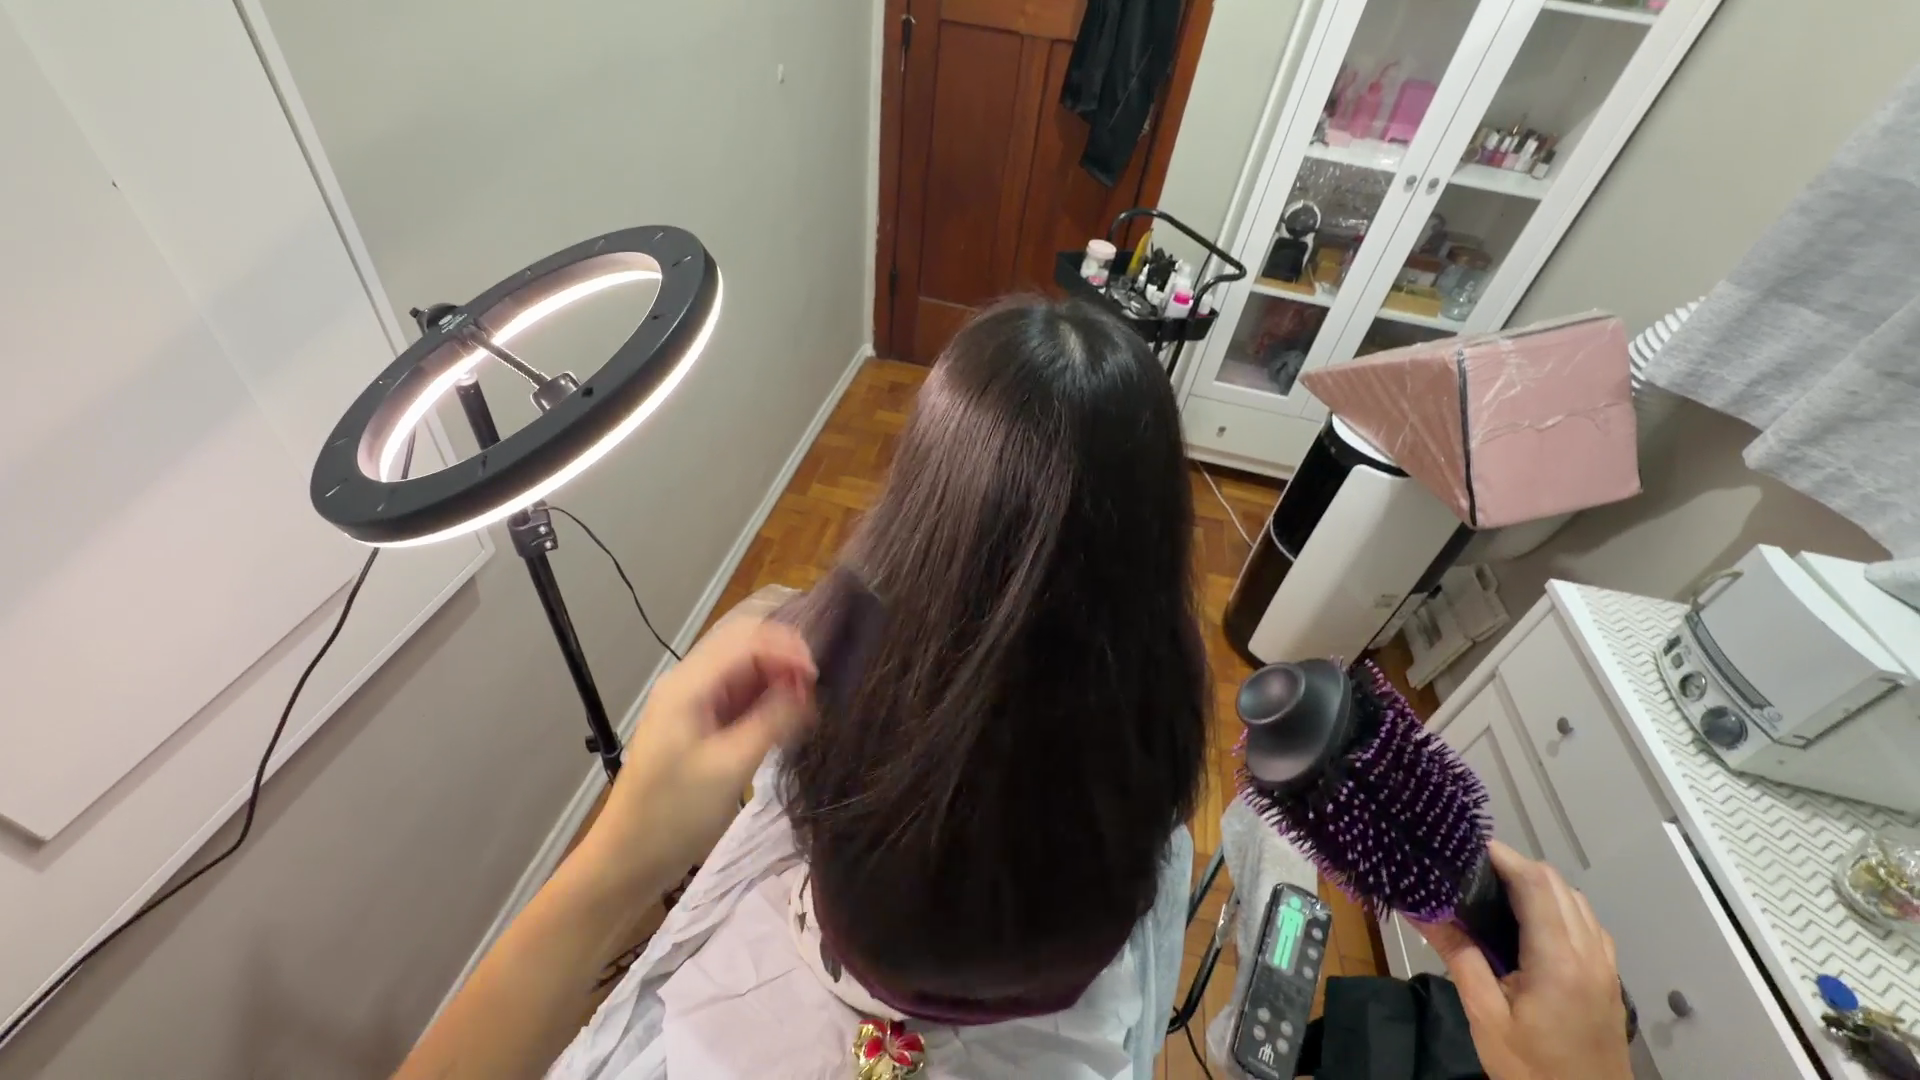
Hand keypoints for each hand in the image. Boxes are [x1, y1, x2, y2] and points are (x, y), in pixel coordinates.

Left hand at [573, 615, 816, 895]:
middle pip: (744, 643)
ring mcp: (694, 701)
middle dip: (784, 654)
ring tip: (808, 700)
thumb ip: (772, 721)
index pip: (745, 640)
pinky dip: (767, 695)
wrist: (628, 860)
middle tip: (815, 684)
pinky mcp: (702, 721)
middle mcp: (689, 682)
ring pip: (744, 666)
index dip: (786, 648)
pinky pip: (741, 692)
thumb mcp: (729, 768)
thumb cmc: (674, 816)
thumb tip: (808, 687)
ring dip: (778, 674)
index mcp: (688, 685)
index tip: (817, 677)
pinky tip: (790, 713)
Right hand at [1417, 842, 1630, 1079]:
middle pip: (1560, 886)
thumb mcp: (1485, 1015)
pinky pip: (1588, 924)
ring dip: (1541, 885)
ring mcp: (1606, 968)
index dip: (1504, 858)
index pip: (1537, 886)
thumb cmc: (1531, 1067)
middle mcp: (1590, 955)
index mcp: (1558, 961)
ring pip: (1578, 902)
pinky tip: (1531, 922)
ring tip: (1497, 889)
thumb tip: (1420, 908)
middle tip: (1473, 868)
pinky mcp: (1609, 980)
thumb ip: (1459, 955)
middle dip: (1517, 866)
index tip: (1466, 847)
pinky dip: (1560, 907)